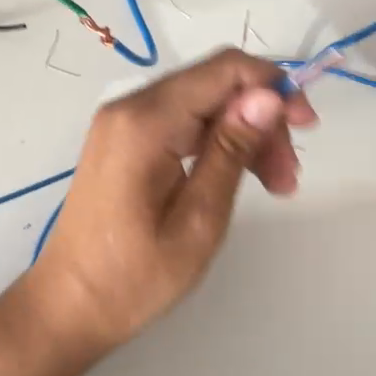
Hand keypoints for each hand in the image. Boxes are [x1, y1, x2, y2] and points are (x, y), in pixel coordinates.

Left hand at [28, 49, 317, 351]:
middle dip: (262, 118)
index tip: (306, 126)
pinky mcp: (125, 139)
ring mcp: (123, 121)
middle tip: (288, 176)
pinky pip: (183, 121)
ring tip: (276, 185)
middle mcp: (131, 107)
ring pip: (204, 103)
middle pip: (216, 84)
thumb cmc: (134, 277)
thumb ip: (231, 151)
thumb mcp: (198, 219)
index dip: (273, 85)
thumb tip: (268, 95)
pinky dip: (218, 141)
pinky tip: (240, 176)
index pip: (223, 70)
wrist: (69, 305)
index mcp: (145, 121)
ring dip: (245, 133)